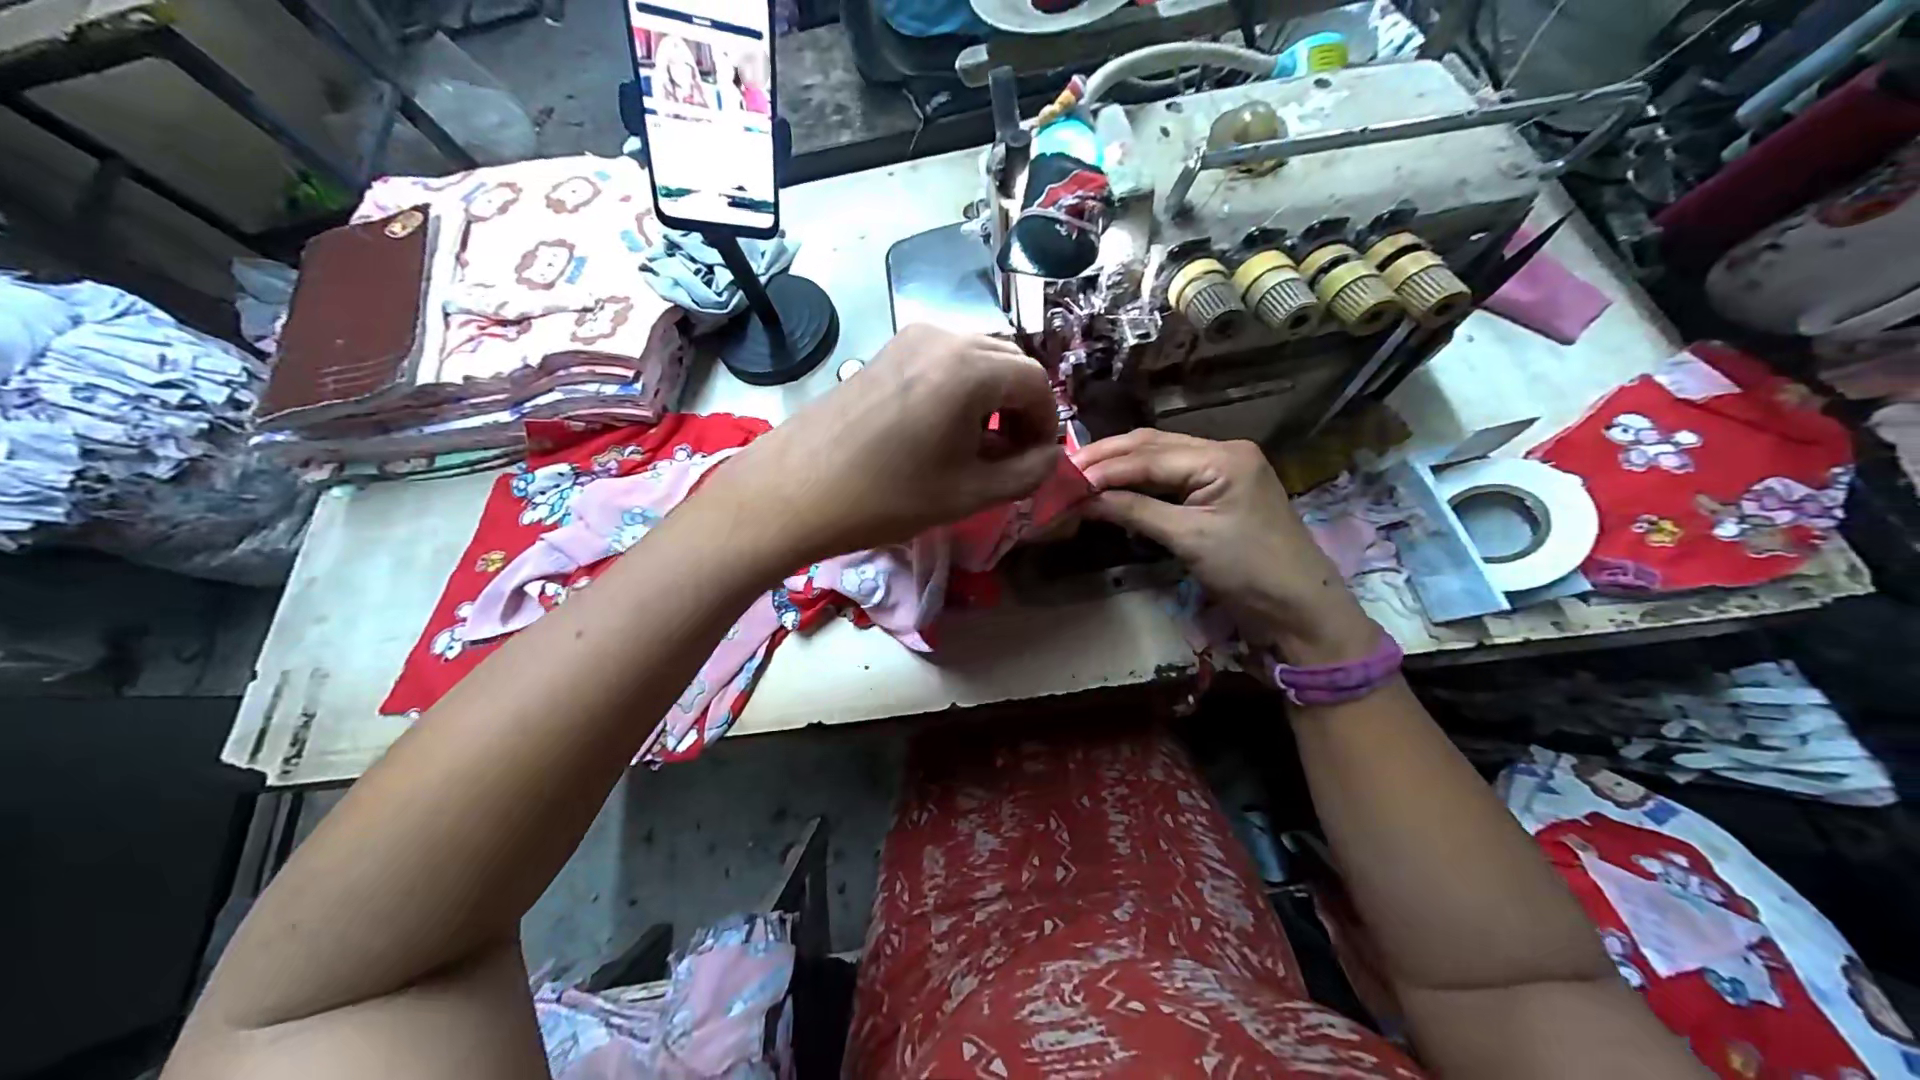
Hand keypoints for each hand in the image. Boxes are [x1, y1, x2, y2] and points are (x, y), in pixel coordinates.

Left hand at [715, 324, 1062, 563]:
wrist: (795, 490)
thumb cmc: (886, 497)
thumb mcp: (970, 493)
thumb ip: (1027, 473)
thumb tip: (1050, 456)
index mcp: (970, 367)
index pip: (1037, 382)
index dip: (1047, 423)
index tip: (1035, 460)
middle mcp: (944, 337)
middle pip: (1009, 363)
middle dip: (1021, 408)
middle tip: (1009, 455)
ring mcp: (909, 338)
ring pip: (977, 359)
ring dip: (991, 397)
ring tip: (975, 445)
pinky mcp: (886, 351)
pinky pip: (943, 361)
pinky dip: (960, 389)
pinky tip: (941, 430)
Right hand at [1072, 429, 1378, 664]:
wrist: (1301, 611)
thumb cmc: (1250, 572)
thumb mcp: (1189, 539)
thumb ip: (1135, 511)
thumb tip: (1083, 498)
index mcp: (1222, 456)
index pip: (1149, 455)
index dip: (1103, 466)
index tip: (1063, 478)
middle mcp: (1222, 453)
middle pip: (1152, 446)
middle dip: (1107, 457)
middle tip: (1063, 470)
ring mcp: (1221, 472)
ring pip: (1159, 459)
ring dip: (1119, 467)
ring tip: (1079, 475)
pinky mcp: (1217, 494)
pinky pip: (1170, 479)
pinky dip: (1138, 483)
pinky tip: (1112, 487)